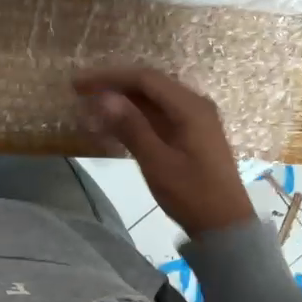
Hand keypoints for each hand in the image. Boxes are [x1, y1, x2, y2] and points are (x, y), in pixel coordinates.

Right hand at [74, 68, 255, 235]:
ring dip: (122, 102)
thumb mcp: (157, 162)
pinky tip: (114, 126)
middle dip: (113, 86)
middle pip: (149, 85)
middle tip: (80, 92)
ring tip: (91, 108)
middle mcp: (194, 105)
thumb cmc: (191, 194)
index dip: (109, 77)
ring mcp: (195, 119)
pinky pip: (158, 115)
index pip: (144, 79)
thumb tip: (104, 98)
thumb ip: (131, 127)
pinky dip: (134, 117)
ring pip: (152, 100)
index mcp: (190, 107)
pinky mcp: (191, 134)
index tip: (78, 83)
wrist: (223, 224)